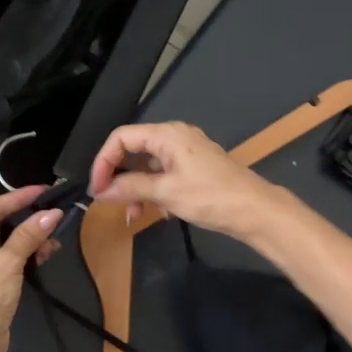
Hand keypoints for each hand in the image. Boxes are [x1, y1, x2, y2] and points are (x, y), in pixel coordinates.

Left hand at [0, 185, 62, 351]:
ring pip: (5, 241)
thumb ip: (29, 236)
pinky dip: (25, 254)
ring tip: (54, 238)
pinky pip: (7, 257)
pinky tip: (45, 253)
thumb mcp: (8, 263)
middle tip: (53, 213)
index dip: (20, 197)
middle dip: (27, 219)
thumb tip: (52, 214)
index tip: (45, 190)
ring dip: (29, 238)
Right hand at [88, 122, 283, 238]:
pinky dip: (154, 192)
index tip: (96, 189)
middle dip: (119, 177)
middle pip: (133, 151)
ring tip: (134, 216)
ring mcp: (186, 153)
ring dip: (136, 190)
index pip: (121, 138)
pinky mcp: (194, 168)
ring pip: (148, 166)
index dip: (103, 161)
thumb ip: (130, 188)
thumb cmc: (210, 197)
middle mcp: (175, 137)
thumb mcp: (165, 192)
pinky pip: (163, 175)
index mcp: (167, 134)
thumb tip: (100, 191)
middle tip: (110, 202)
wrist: (255, 210)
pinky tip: (158, 213)